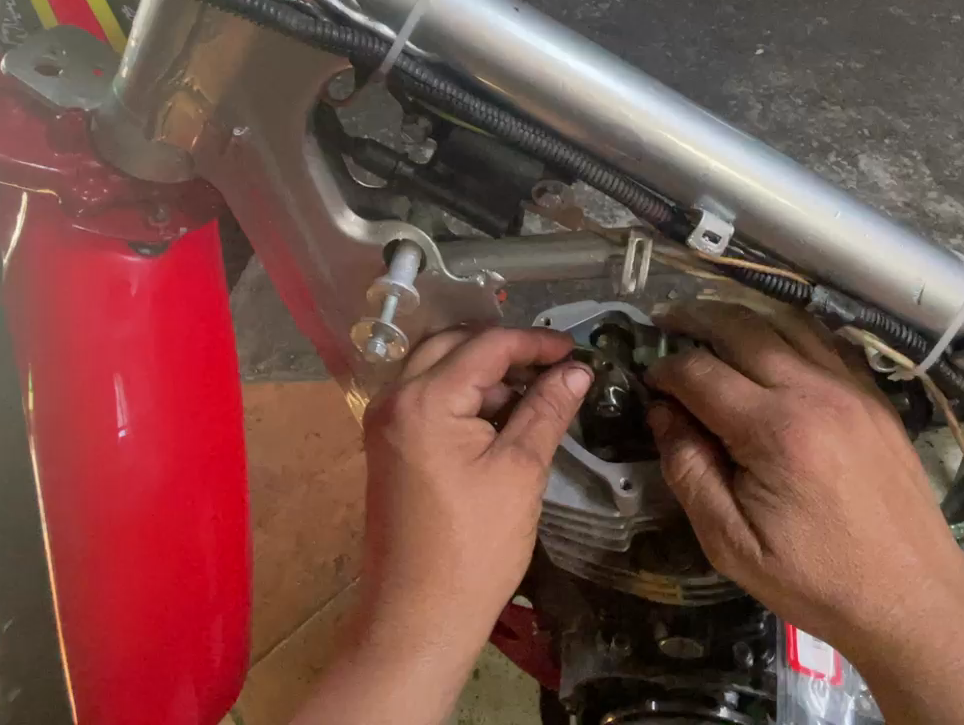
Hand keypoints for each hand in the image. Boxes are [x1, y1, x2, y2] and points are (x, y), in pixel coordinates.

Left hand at [356, 326, 591, 656]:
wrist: (417, 620)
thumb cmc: (475, 548)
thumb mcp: (521, 471)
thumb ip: (547, 410)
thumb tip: (578, 370)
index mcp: (425, 400)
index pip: (487, 345)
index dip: (535, 343)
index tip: (574, 351)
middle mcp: (395, 397)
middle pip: (454, 343)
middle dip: (504, 348)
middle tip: (550, 366)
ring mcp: (385, 420)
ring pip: (437, 365)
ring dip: (482, 369)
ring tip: (530, 393)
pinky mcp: (387, 442)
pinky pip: (425, 394)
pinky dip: (461, 393)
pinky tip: (497, 416)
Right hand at [644, 302, 963, 658]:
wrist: (915, 605)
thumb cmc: (816, 581)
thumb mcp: (730, 543)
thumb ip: (688, 470)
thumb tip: (662, 413)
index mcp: (775, 430)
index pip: (700, 372)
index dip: (665, 371)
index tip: (648, 382)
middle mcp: (814, 392)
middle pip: (740, 327)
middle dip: (694, 319)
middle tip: (666, 323)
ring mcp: (851, 389)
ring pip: (785, 322)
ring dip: (740, 317)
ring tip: (709, 324)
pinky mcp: (875, 398)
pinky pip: (825, 341)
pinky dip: (788, 330)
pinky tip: (770, 344)